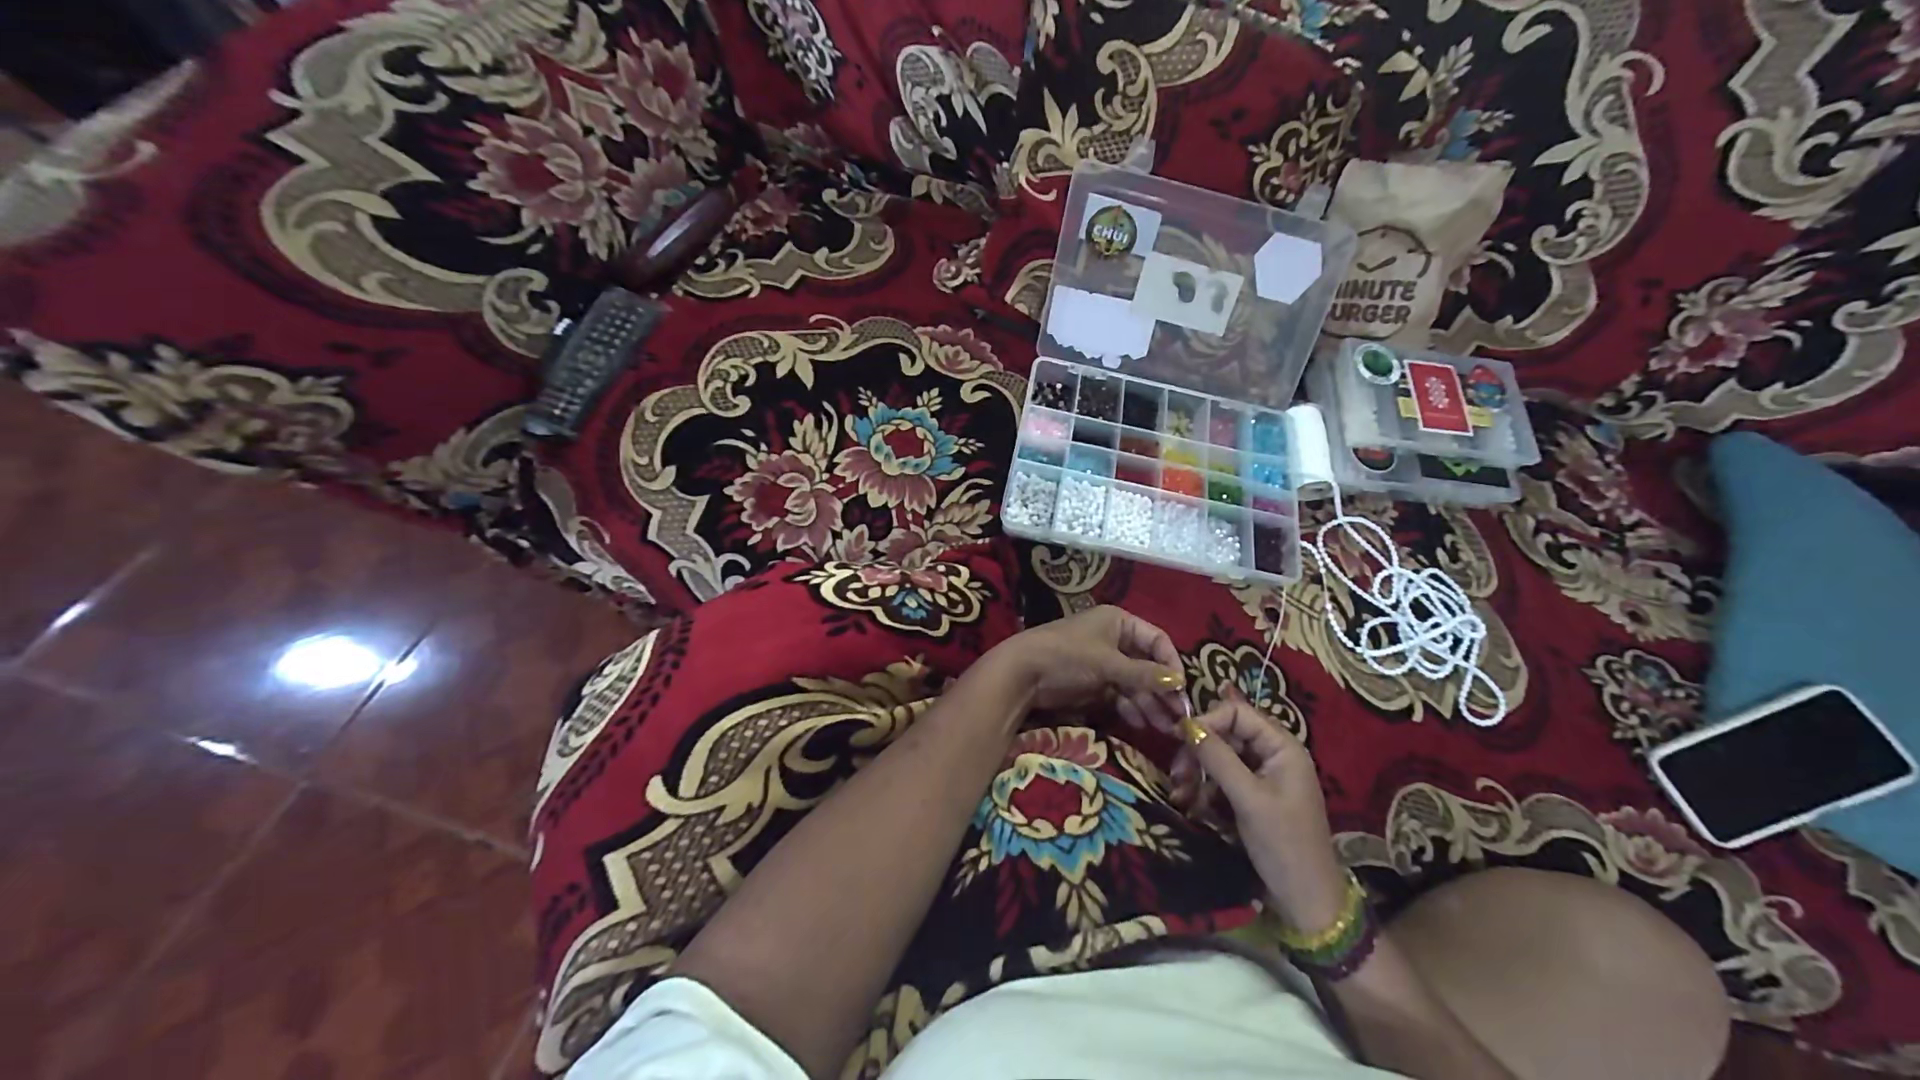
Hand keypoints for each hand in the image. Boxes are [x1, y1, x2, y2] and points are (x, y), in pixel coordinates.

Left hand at [983, 605, 1186, 715]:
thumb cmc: (1067, 656)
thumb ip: (1144, 674)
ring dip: (1150, 704)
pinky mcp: (1093, 683)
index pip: (1157, 640)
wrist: (1022, 673)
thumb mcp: (1108, 663)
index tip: (1182, 689)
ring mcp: (1104, 662)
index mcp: (1119, 622)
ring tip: (1166, 728)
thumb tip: (1179, 682)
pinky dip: (1131, 708)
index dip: (1171, 663)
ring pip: (1135, 684)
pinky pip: (1120, 695)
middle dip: (1163, 690)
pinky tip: (1143, 724)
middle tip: (1179, 717)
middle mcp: (1114, 639)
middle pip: (1148, 665)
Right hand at [1172, 685, 1350, 934]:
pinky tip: (1191, 806)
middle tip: (1175, 775)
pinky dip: (1204, 789)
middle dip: (1198, 751)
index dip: (1207, 721)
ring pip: (1219, 757)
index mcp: (1282, 747)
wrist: (1308, 901)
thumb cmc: (1284, 845)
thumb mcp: (1248, 799)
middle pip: (1225, 734)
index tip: (1178, 739)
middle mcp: (1273, 754)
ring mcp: (1264, 776)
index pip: (1237, 713)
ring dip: (1196, 773)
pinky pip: (1222, 780)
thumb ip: (1218, 758)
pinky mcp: (1254, 797)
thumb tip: (1186, 725)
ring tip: (1179, 795)